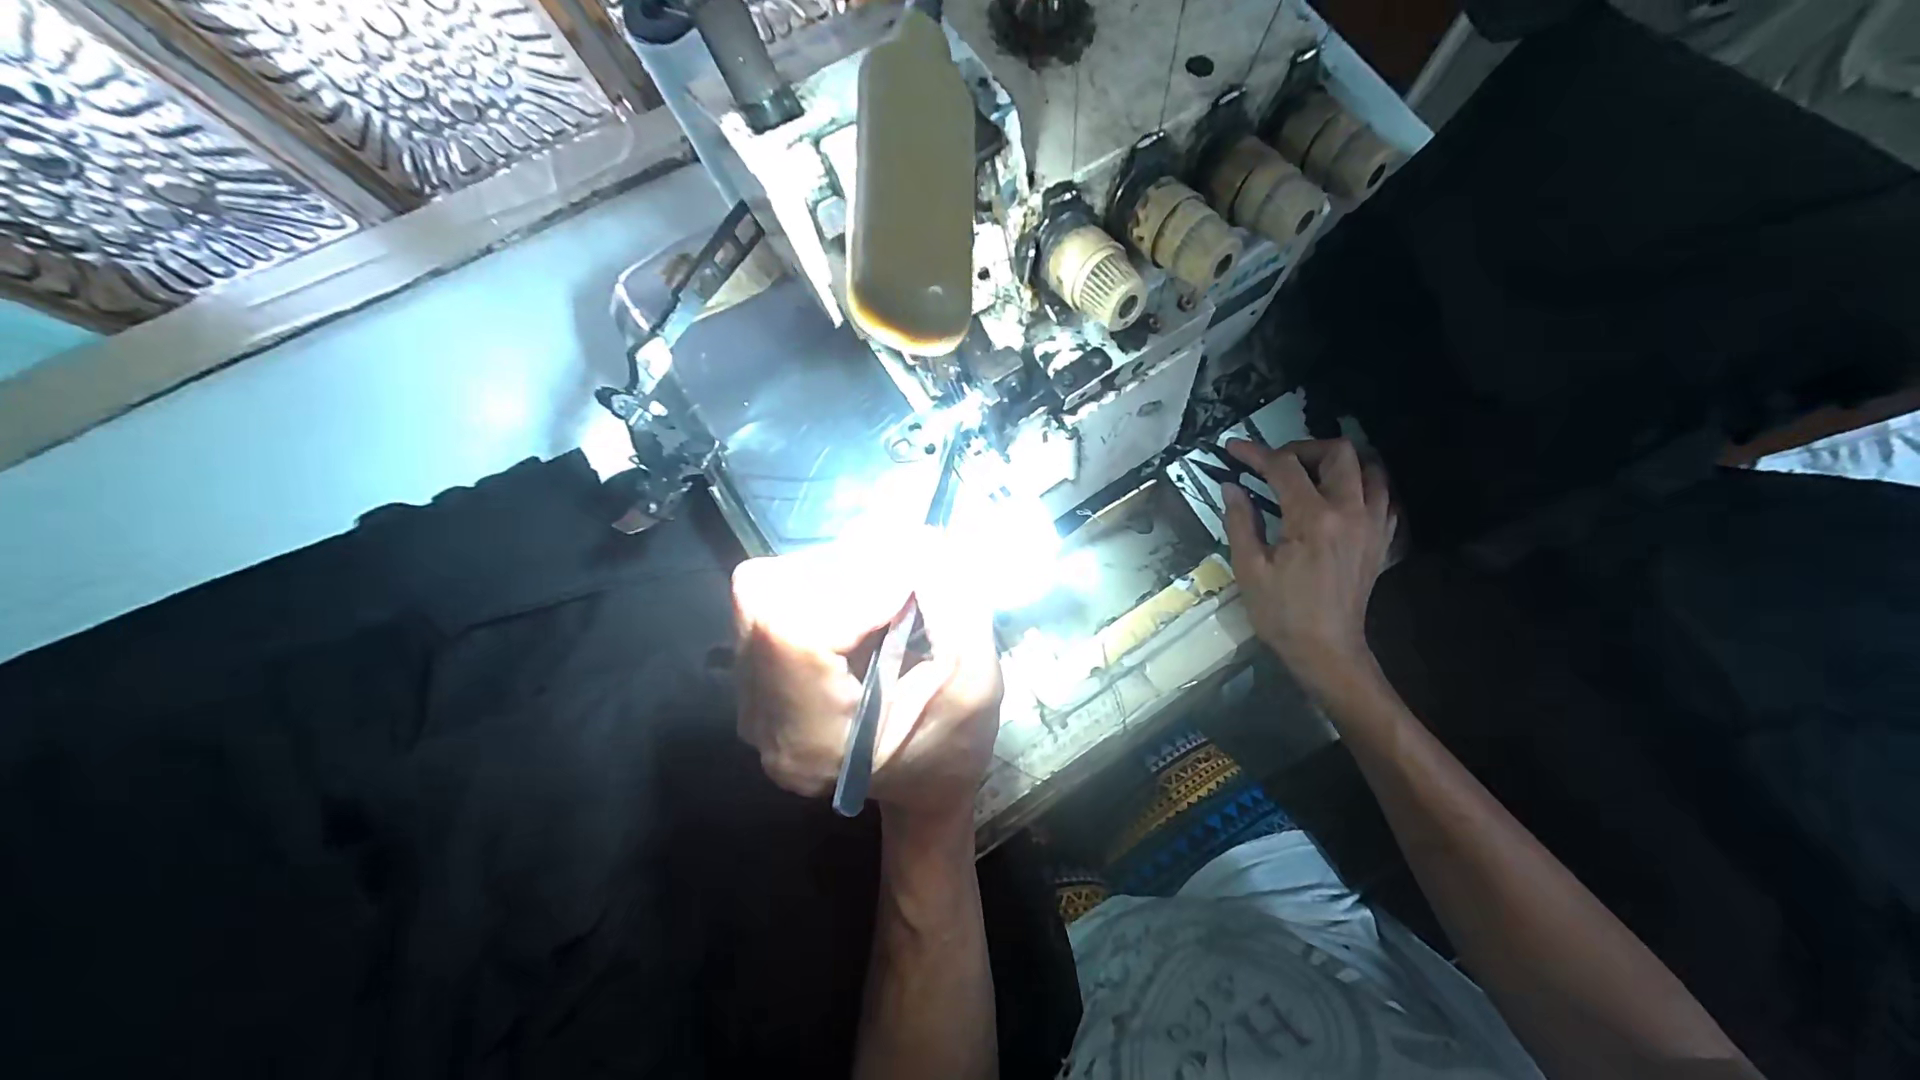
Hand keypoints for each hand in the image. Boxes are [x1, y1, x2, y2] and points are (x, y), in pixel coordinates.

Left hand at [731, 532, 1002, 828]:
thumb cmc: (952, 744)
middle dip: (839, 572)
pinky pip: (769, 598)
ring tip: (877, 596)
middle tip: (895, 581)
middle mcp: (762, 718)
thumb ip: (948, 603)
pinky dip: (815, 583)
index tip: (909, 585)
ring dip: (826, 573)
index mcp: (813, 740)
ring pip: (765, 590)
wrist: (922, 779)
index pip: (794, 634)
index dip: (851, 590)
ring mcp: (750, 695)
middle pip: (769, 600)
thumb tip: (915, 538)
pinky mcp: (754, 672)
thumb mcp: (972, 678)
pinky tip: (855, 605)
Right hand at [1222, 437, 1394, 696]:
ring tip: (1310, 473)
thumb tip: (1231, 486)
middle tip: (1277, 463)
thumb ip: (1240, 520)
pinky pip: (1383, 496)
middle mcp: (1350, 512)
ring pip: (1370, 468)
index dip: (1255, 453)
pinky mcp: (1382, 539)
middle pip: (1338, 453)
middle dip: (1302, 449)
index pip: (1284, 468)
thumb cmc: (1281, 613)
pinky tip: (1340, 497)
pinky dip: (1363, 486)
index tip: (1234, 448)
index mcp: (1312, 519)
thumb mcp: (1249, 568)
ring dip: (1339, 463)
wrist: (1326, 649)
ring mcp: (1373, 525)